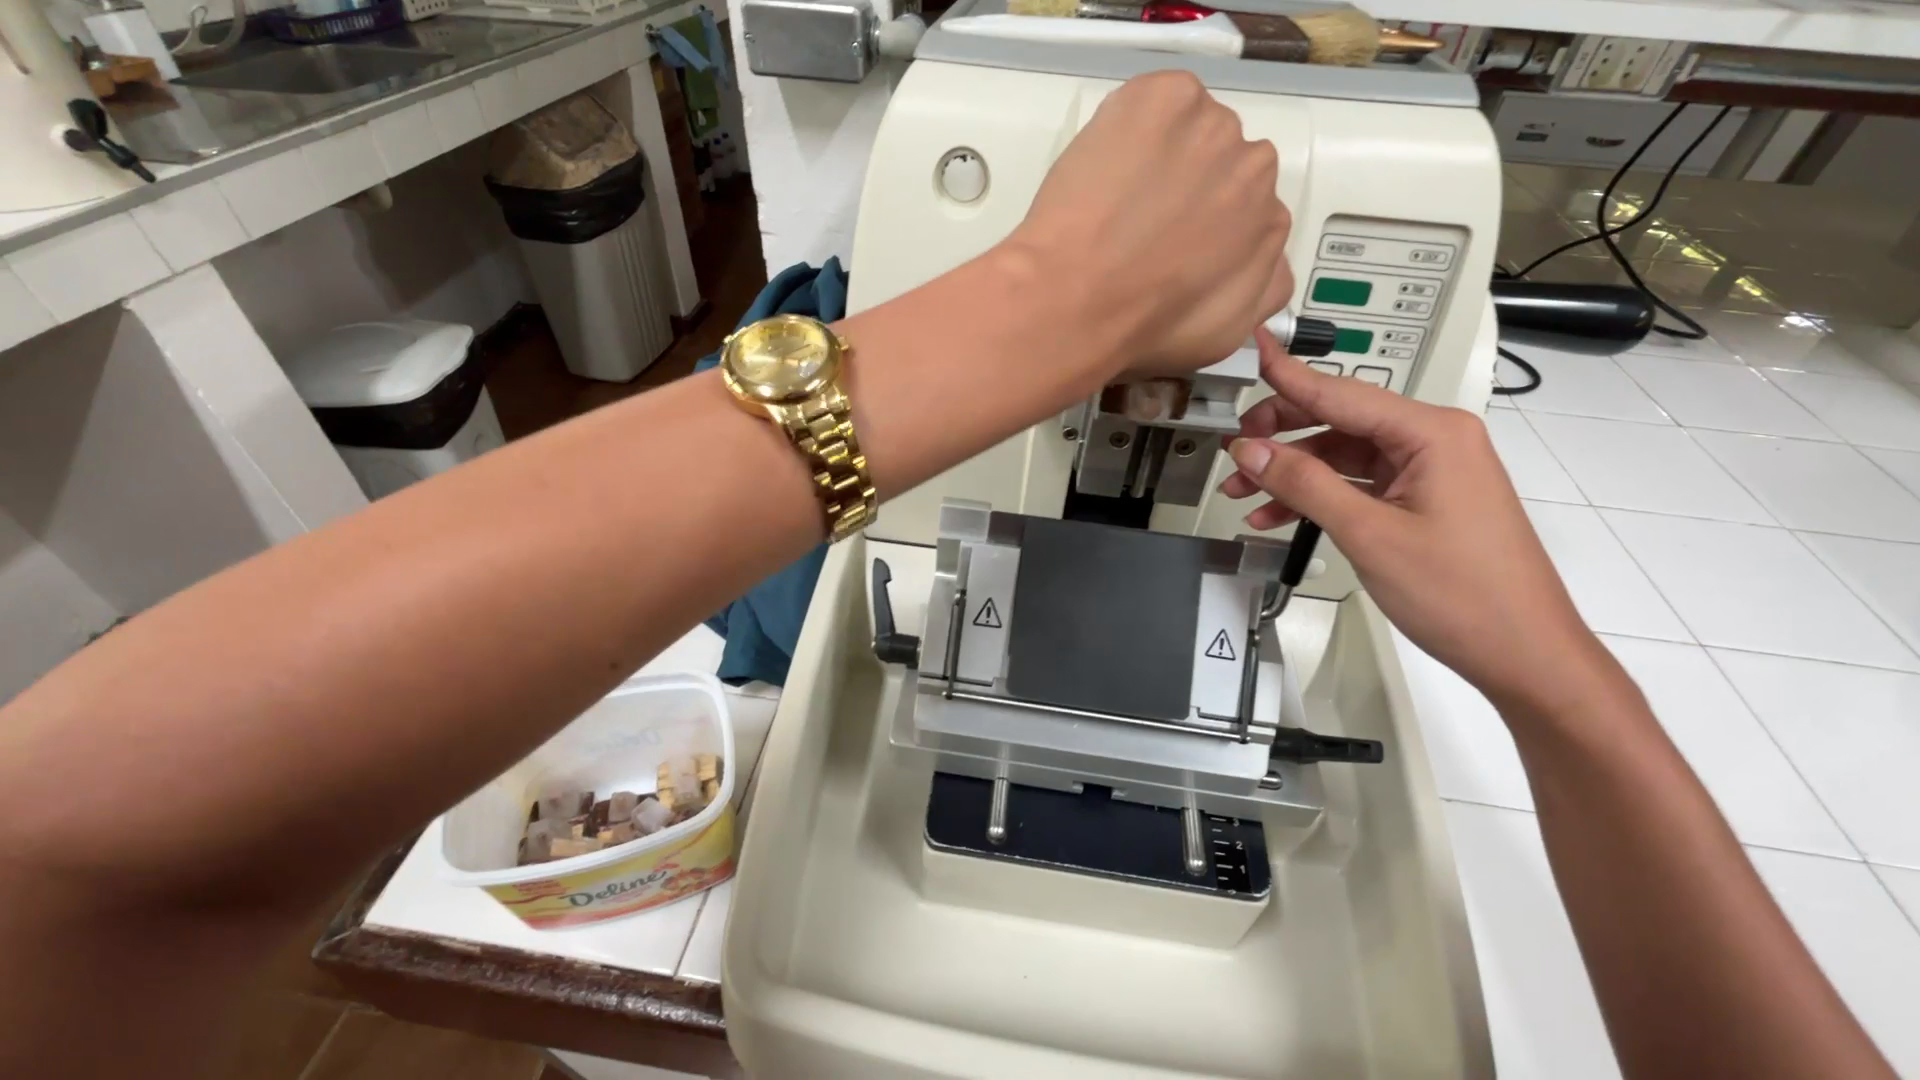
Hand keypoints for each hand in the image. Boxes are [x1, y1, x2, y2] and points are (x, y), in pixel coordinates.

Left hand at [1003, 71, 1292, 380]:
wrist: (1074, 299)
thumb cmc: (1139, 327)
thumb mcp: (1220, 337)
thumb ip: (1259, 291)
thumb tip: (1265, 263)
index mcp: (1268, 226)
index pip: (1247, 209)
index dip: (1205, 222)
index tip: (1172, 237)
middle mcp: (1255, 171)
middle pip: (1223, 163)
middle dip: (1189, 184)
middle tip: (1140, 220)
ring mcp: (1211, 128)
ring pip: (1191, 129)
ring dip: (1161, 152)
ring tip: (1117, 196)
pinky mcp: (1167, 99)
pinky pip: (1156, 98)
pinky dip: (1132, 122)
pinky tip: (1107, 166)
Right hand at [1220, 331, 1614, 714]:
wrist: (1522, 653)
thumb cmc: (1461, 594)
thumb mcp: (1369, 533)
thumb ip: (1305, 485)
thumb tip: (1251, 450)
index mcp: (1432, 433)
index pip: (1342, 393)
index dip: (1289, 376)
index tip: (1253, 349)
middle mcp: (1434, 441)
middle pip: (1340, 421)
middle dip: (1282, 436)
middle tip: (1234, 448)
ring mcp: (1430, 472)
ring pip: (1343, 457)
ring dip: (1292, 474)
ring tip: (1243, 492)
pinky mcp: (1424, 500)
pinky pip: (1358, 485)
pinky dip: (1319, 498)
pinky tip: (1278, 516)